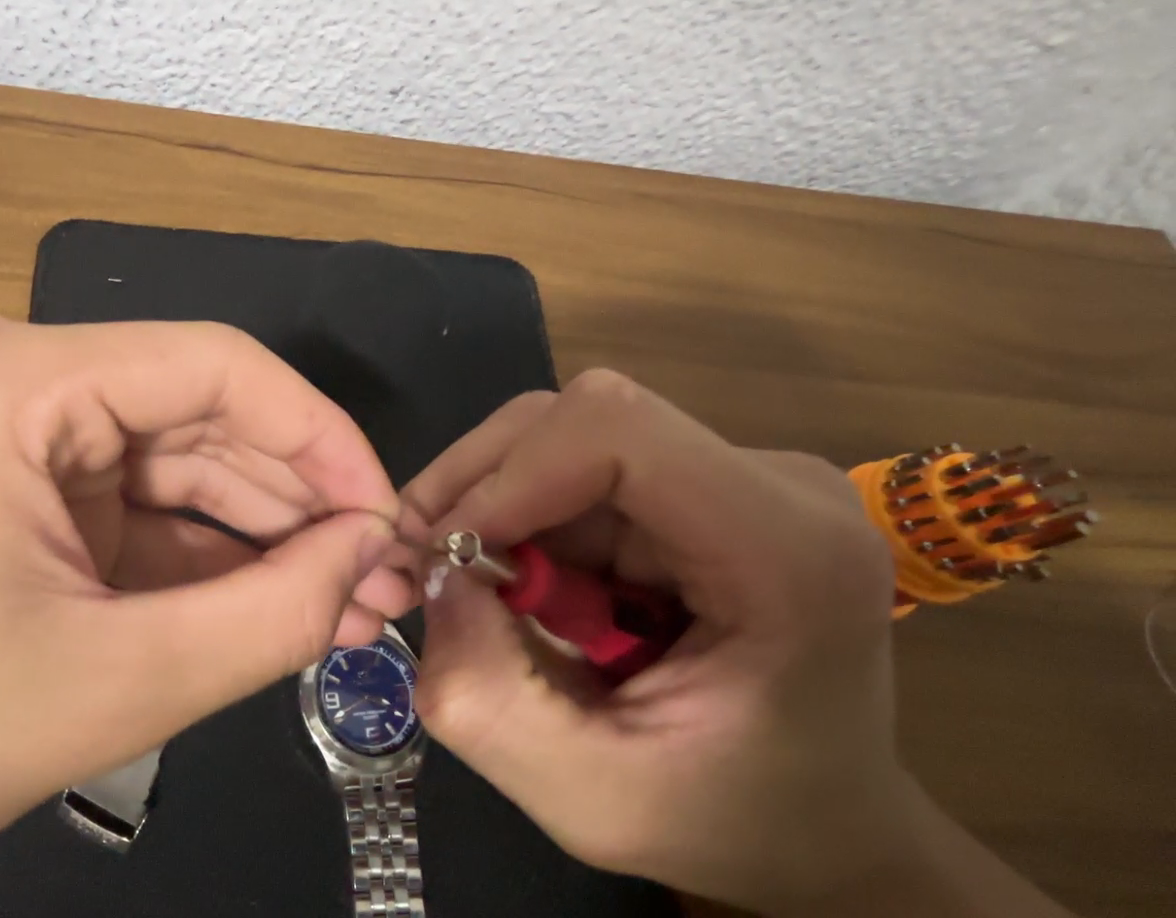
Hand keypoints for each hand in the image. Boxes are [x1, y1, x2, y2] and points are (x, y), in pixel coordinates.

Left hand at [0, 313, 409, 916]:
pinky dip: (196, 553)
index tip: (391, 521)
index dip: (323, 439)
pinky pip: (127, 502)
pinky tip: (266, 603)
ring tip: (340, 607)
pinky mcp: (5, 483)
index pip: (215, 367)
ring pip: (169, 462)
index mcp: (11, 379)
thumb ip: (277, 611)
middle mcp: (4, 374)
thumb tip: (378, 556)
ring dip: (253, 534)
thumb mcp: (125, 679)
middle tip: (377, 585)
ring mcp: (0, 427)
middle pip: (195, 414)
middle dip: (293, 502)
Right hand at [401, 371, 914, 912]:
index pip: (615, 431)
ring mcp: (739, 477)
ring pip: (563, 438)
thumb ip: (486, 699)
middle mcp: (772, 485)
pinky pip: (576, 469)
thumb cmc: (730, 824)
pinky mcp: (702, 485)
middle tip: (425, 569)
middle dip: (480, 488)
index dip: (507, 475)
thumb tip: (434, 577)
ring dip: (493, 507)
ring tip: (472, 592)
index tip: (446, 553)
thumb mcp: (589, 800)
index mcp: (785, 551)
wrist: (822, 828)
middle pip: (577, 420)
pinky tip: (522, 587)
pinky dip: (521, 518)